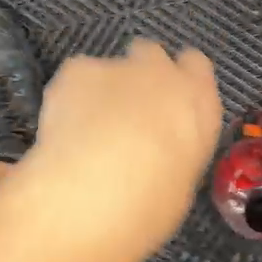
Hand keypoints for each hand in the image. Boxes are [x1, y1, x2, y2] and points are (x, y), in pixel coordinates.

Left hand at [29, 39, 223, 242]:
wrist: (92, 195)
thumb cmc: (148, 205)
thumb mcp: (181, 181)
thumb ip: (177, 146)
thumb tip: (162, 148)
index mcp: (198, 102)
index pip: (196, 66)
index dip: (179, 79)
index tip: (167, 101)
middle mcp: (164, 73)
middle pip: (152, 55)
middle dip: (139, 75)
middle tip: (125, 113)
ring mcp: (120, 66)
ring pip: (110, 67)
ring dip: (103, 90)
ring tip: (85, 131)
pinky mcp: (79, 69)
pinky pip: (77, 76)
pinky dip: (70, 96)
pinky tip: (62, 130)